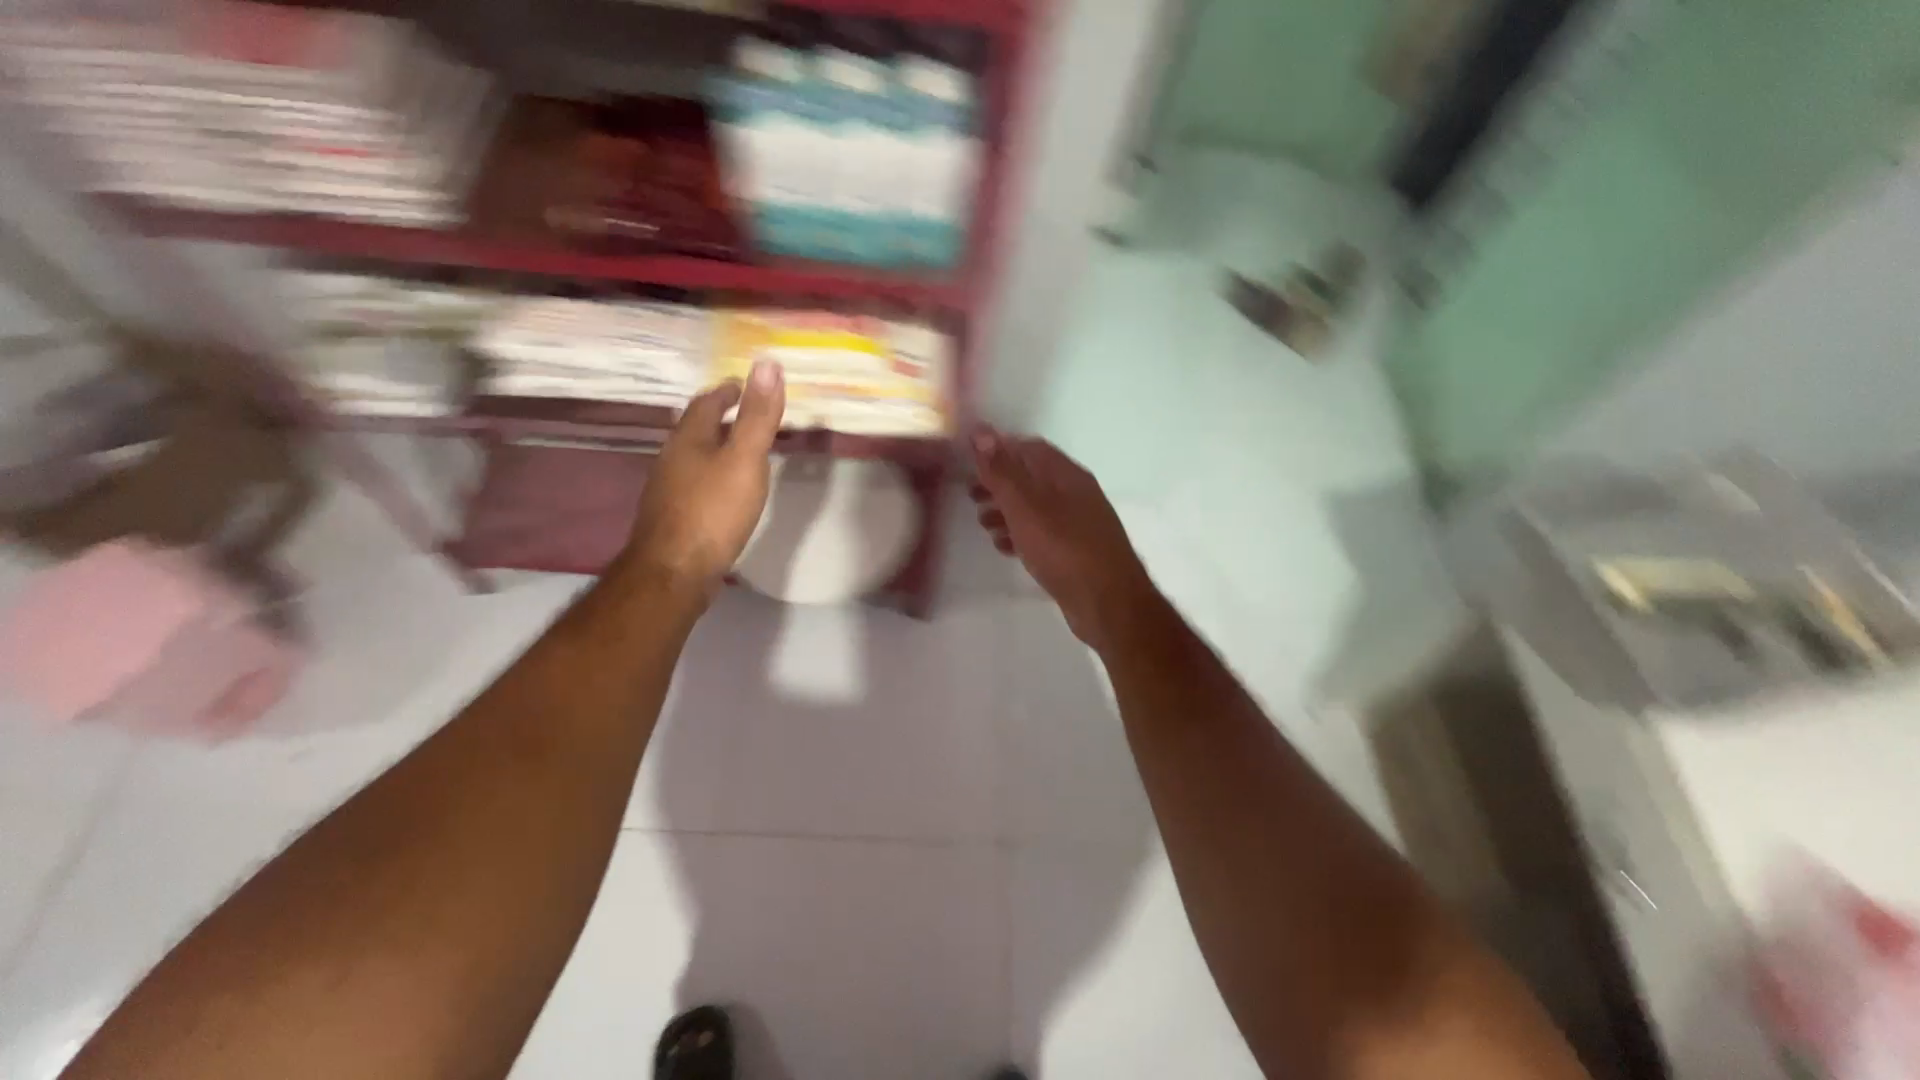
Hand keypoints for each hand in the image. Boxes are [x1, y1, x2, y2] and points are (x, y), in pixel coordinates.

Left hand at [623, 360, 785, 595]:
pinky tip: (725, 492)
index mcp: (688, 438)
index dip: (728, 391)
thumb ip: (758, 415)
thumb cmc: (713, 511)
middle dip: (721, 418)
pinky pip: (694, 484)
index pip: (707, 402)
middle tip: (748, 415)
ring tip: (741, 451)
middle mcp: (671, 458)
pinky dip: (712, 476)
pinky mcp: (672, 517)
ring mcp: (668, 489)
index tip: (746, 386)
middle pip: (697, 428)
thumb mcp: (745, 459)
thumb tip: (766, 363)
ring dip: (715, 448)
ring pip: (694, 457)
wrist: (673, 572)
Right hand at [971, 427, 1157, 650]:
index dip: (998, 450)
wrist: (1108, 603)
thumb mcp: (1026, 506)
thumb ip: (1002, 471)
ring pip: (1036, 507)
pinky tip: (1005, 548)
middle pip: (1032, 477)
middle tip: (971, 495)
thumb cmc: (1064, 549)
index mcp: (1066, 475)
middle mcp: (1076, 493)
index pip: (1029, 448)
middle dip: (1000, 483)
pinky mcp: (1076, 551)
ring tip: (982, 523)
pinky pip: (1043, 533)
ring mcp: (1078, 523)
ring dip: (1007, 510)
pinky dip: (1021, 534)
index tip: (969, 462)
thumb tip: (981, 430)